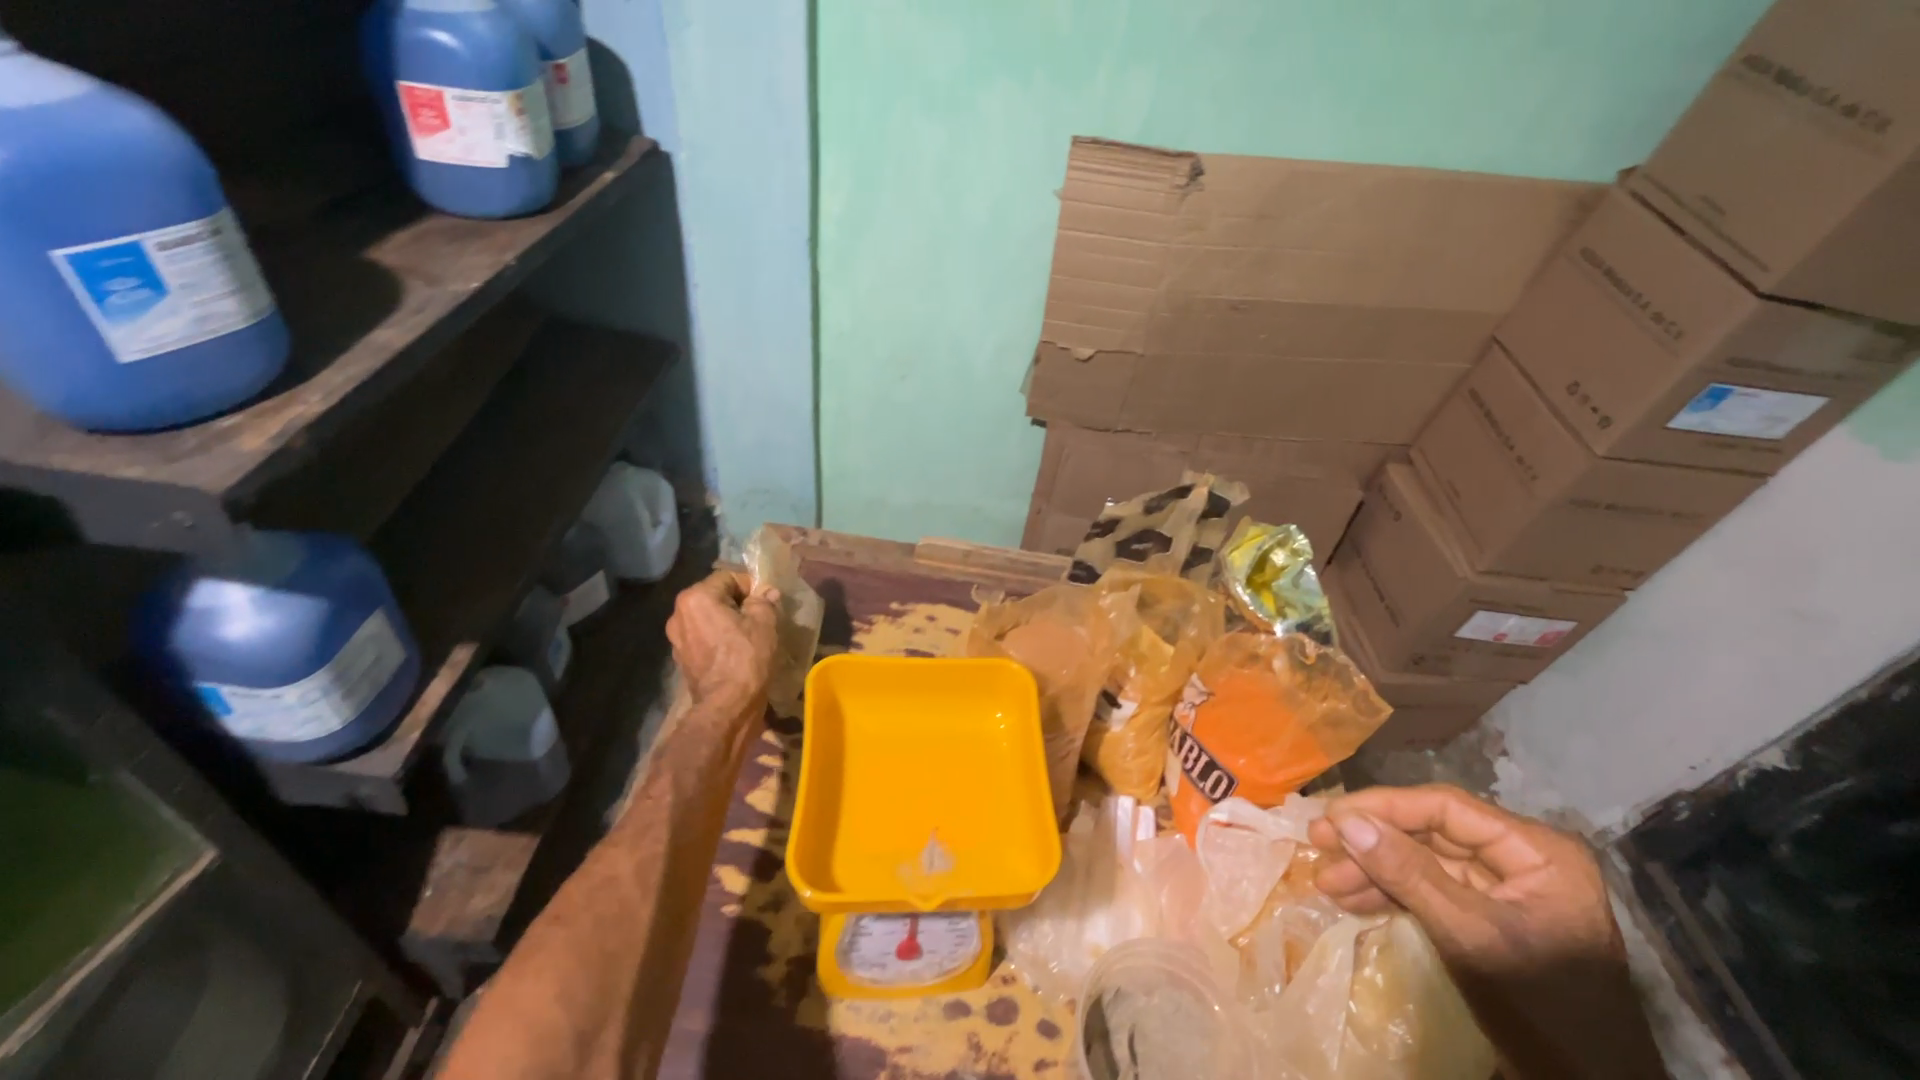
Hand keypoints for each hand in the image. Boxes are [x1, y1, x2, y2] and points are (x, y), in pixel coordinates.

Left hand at [665, 570, 778, 717]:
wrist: (727, 706)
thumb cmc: (746, 658)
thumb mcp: (764, 623)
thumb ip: (763, 601)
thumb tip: (766, 593)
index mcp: (696, 598)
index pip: (728, 577)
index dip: (751, 586)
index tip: (766, 602)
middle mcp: (679, 614)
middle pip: (715, 597)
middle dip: (738, 604)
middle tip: (761, 618)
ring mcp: (677, 638)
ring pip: (708, 618)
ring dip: (727, 622)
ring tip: (748, 636)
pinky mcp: (681, 658)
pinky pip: (703, 638)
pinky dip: (718, 639)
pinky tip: (735, 653)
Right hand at [1308, 785, 1665, 1079]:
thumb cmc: (1540, 1007)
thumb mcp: (1469, 936)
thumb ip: (1408, 874)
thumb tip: (1346, 822)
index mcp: (1537, 851)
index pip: (1446, 808)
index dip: (1383, 807)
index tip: (1330, 817)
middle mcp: (1524, 860)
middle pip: (1433, 833)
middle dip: (1374, 843)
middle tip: (1317, 845)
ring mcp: (1509, 891)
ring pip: (1428, 862)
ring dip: (1376, 870)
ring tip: (1326, 882)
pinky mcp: (1493, 919)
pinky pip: (1435, 891)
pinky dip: (1395, 895)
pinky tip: (1354, 899)